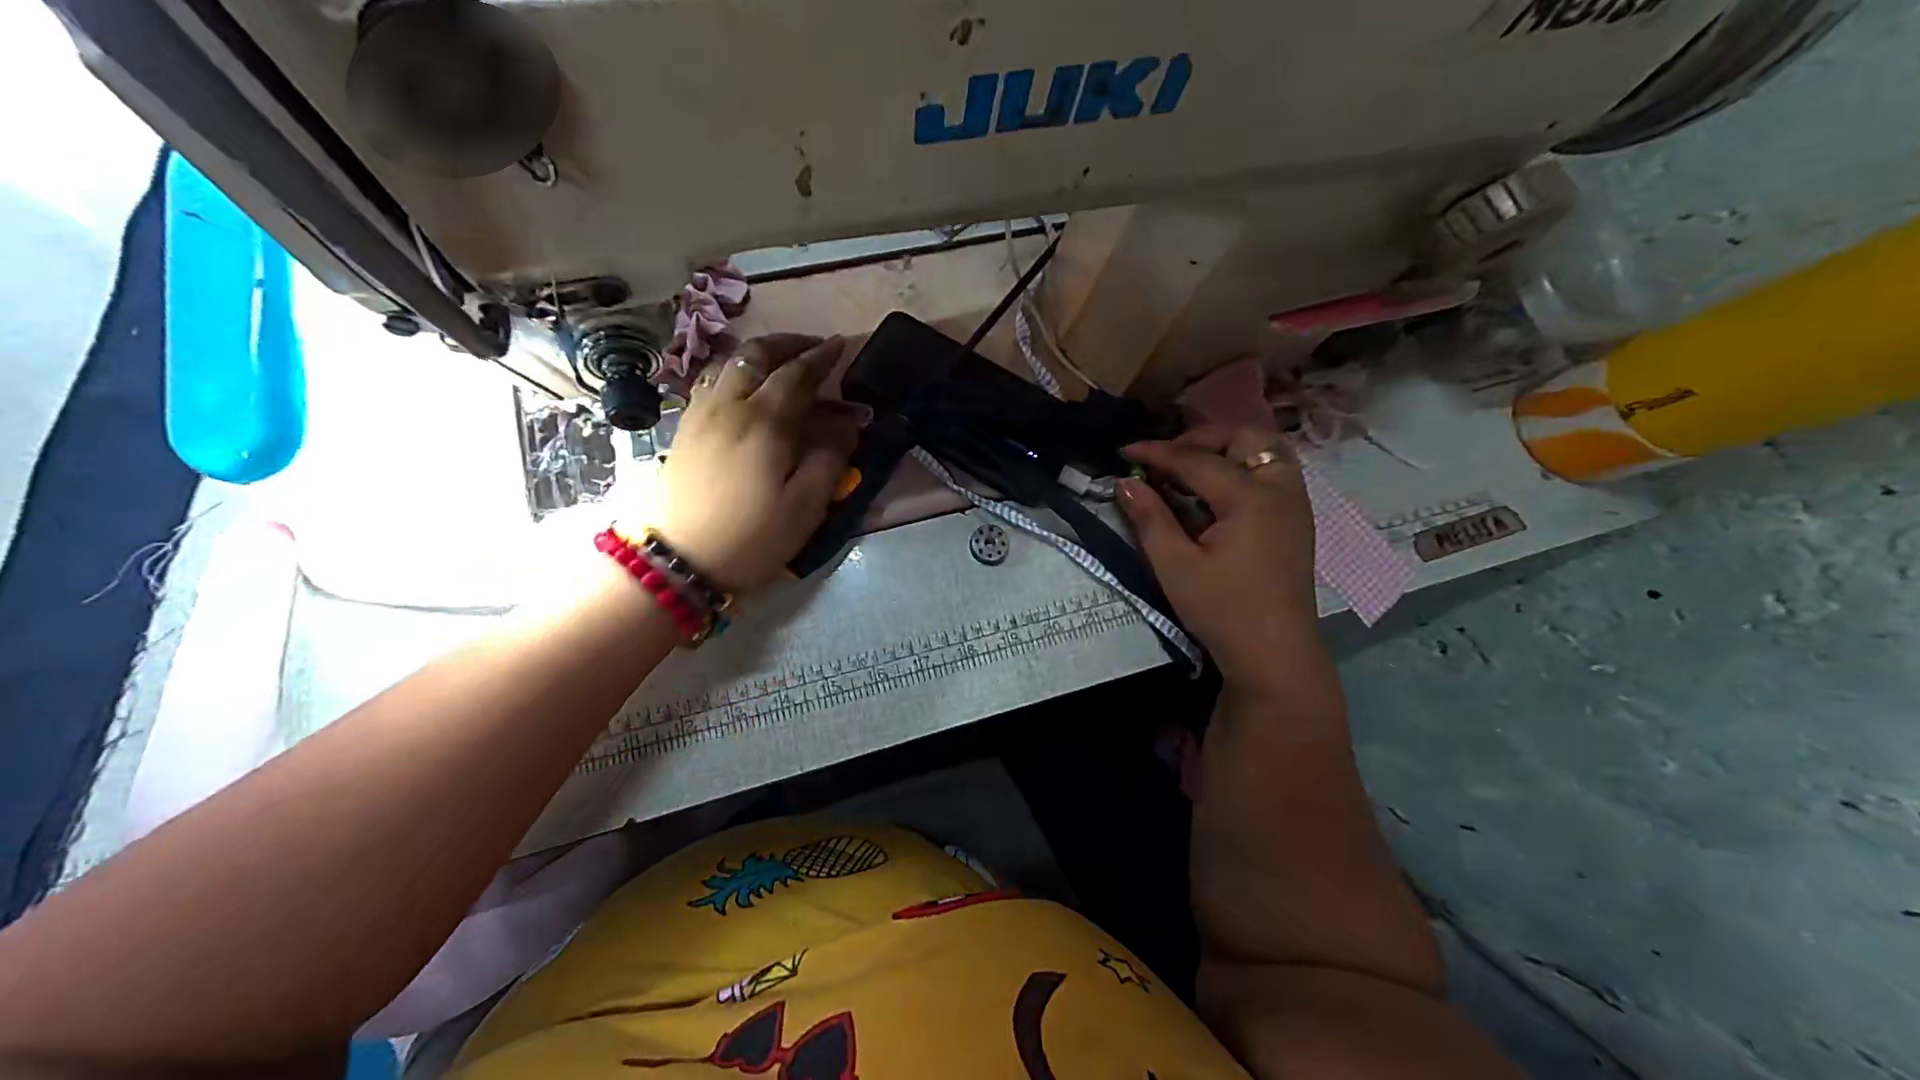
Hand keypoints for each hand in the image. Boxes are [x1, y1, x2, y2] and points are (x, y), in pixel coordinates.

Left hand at [642, 334, 860, 593]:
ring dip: (759, 354)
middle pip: (757, 355)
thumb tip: (847, 424)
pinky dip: (735, 372)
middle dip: (789, 343)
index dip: (821, 357)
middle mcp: (729, 406)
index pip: (797, 374)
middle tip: (813, 346)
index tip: (841, 345)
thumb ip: (830, 459)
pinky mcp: (685, 429)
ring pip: (729, 364)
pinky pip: (711, 383)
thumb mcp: (805, 507)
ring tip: (781, 361)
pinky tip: (745, 388)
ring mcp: (701, 415)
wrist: (680, 560)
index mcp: (764, 422)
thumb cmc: (751, 538)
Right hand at [1118, 426, 1319, 692]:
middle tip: (1167, 461)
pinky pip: (1273, 473)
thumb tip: (1125, 482)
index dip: (1156, 452)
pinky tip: (1217, 496)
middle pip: (1244, 437)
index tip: (1124, 451)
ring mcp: (1295, 503)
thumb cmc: (1223, 611)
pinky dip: (1243, 468)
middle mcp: (1280, 489)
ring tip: (1192, 473)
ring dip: (1227, 451)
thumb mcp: (1175, 567)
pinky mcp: (1297, 519)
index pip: (1196, 459)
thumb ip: (1150, 518)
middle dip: (1201, 439)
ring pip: (1265, 451)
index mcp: (1250, 498)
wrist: (1276, 654)